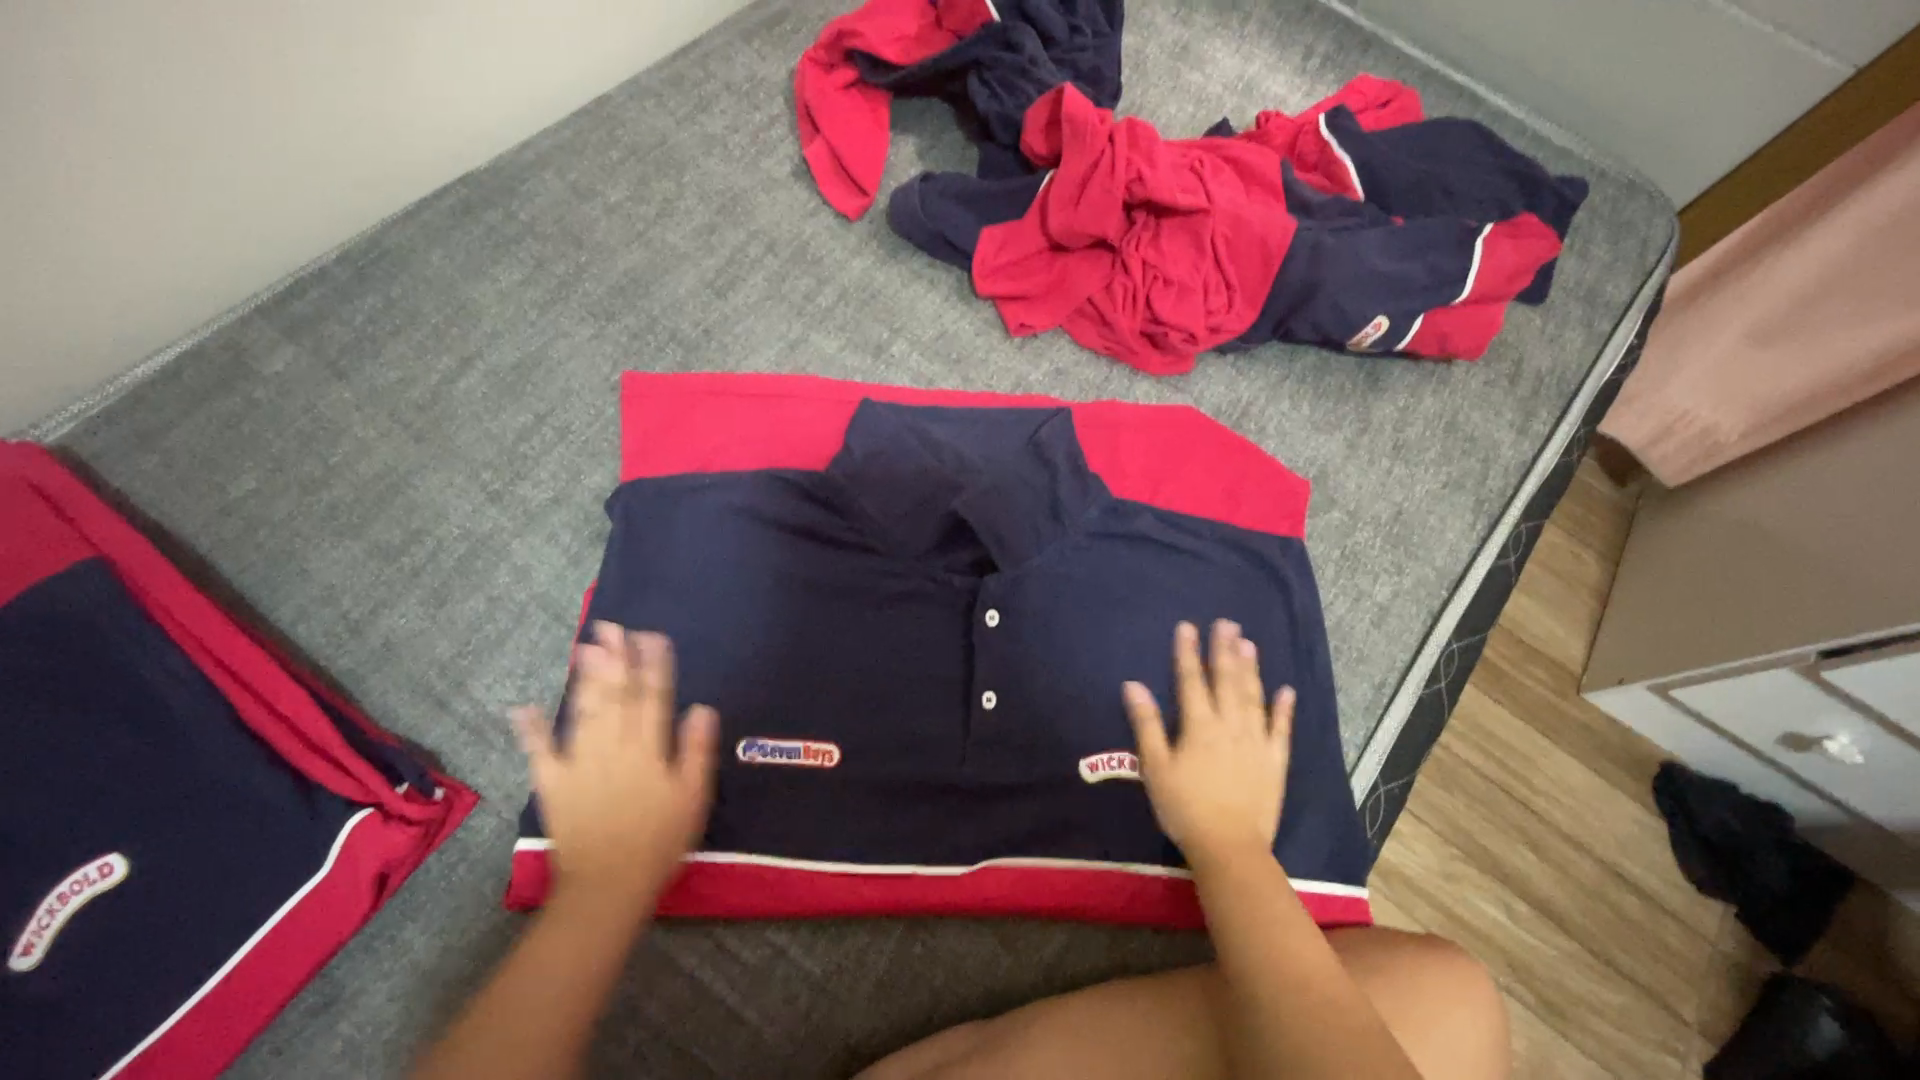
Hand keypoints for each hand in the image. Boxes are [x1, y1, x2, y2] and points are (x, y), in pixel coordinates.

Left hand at [512, 622, 718, 913]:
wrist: (608, 885)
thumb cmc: (660, 841)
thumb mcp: (693, 797)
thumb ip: (696, 750)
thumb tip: (702, 707)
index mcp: (649, 749)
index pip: (654, 697)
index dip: (654, 665)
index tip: (652, 635)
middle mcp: (614, 746)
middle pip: (616, 695)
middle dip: (616, 659)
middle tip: (611, 627)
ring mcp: (579, 762)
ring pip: (583, 712)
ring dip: (584, 679)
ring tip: (584, 647)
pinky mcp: (553, 782)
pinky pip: (539, 751)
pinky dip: (530, 729)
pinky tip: (522, 707)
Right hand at [1122, 620, 1295, 870]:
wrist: (1229, 846)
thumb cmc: (1184, 808)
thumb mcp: (1155, 767)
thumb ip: (1147, 724)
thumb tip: (1133, 685)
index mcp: (1198, 726)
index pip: (1190, 680)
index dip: (1187, 652)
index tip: (1187, 626)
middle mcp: (1230, 726)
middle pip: (1226, 681)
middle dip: (1224, 650)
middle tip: (1226, 622)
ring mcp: (1256, 742)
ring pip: (1253, 697)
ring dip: (1250, 669)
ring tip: (1248, 643)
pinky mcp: (1275, 761)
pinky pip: (1280, 729)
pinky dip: (1283, 708)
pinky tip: (1285, 689)